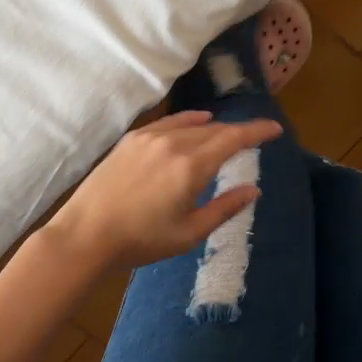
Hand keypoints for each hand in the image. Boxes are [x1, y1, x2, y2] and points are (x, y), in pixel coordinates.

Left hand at [43, 112, 281, 273]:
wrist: (85, 235)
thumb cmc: (141, 241)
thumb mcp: (189, 233)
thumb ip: (224, 208)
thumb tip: (254, 190)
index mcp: (192, 166)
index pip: (234, 138)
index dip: (257, 131)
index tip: (275, 128)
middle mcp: (175, 142)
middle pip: (216, 130)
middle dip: (237, 132)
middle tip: (253, 138)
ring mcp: (152, 136)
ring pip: (193, 125)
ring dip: (214, 128)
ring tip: (226, 133)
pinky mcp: (133, 138)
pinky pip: (170, 121)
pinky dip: (189, 120)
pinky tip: (196, 122)